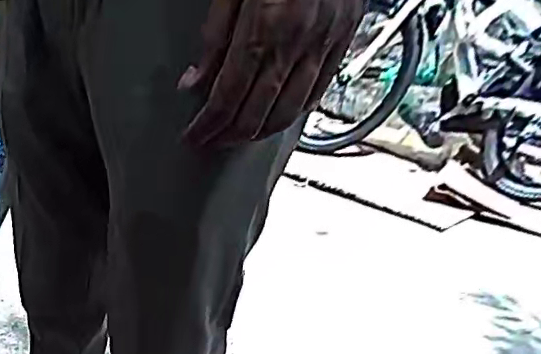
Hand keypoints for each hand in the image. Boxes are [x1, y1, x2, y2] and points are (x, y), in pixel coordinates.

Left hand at [181, 0, 364, 144]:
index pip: (226, 100)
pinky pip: (319, 90)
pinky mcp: (347, 32)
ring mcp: (327, 37)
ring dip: (258, 132)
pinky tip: (274, 114)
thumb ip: (213, 39)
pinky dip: (293, 112)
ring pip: (289, 112)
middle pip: (255, 115)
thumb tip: (193, 83)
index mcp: (266, 27)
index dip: (205, 127)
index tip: (193, 136)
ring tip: (237, 134)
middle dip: (227, 136)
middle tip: (210, 139)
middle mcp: (299, 38)